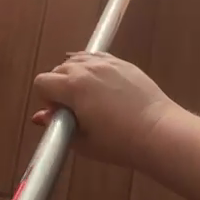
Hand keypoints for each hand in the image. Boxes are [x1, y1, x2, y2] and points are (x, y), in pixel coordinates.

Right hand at [32, 52, 183, 167]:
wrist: (158, 132)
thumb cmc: (120, 142)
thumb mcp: (82, 141)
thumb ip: (57, 125)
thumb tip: (41, 117)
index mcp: (72, 86)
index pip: (42, 82)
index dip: (46, 99)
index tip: (60, 113)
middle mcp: (86, 69)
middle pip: (58, 69)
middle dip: (60, 87)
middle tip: (74, 108)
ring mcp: (106, 63)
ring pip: (76, 60)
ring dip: (75, 75)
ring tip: (88, 96)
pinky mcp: (122, 64)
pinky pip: (97, 58)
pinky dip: (92, 67)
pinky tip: (100, 83)